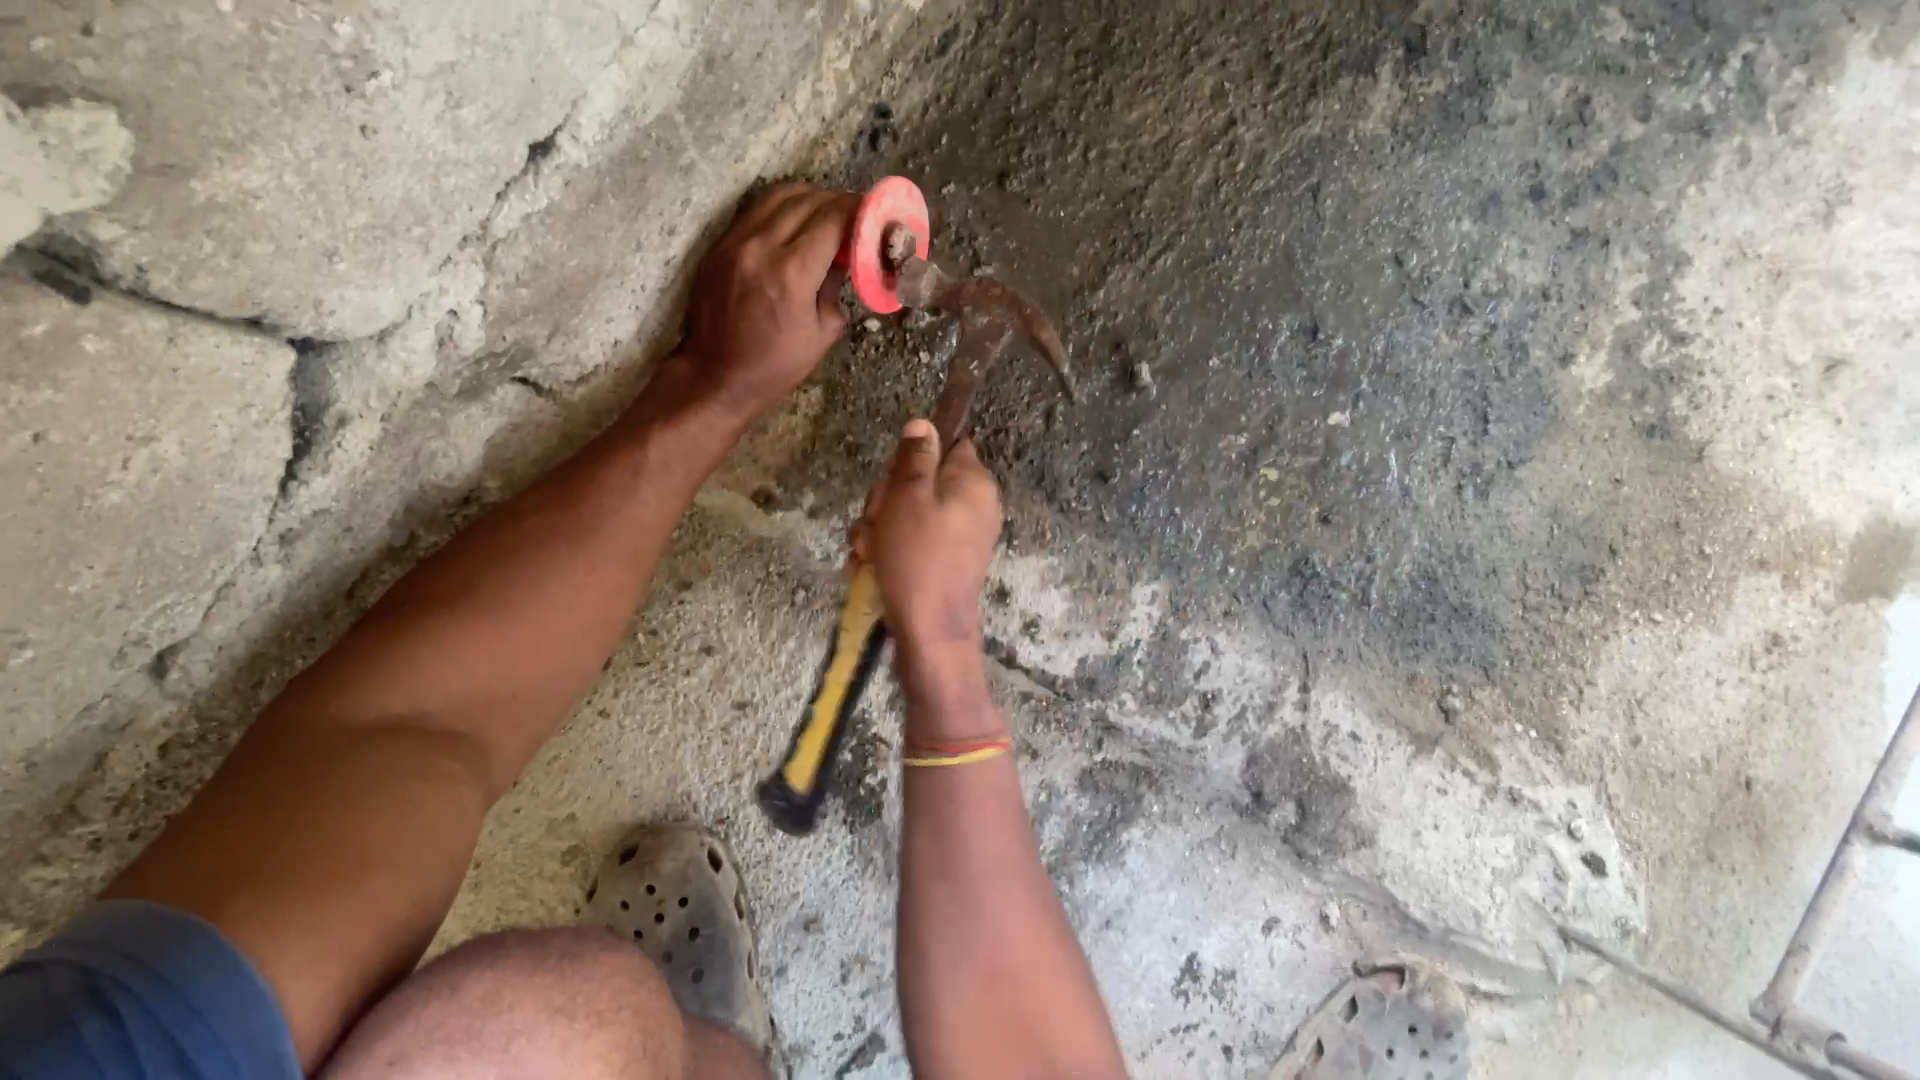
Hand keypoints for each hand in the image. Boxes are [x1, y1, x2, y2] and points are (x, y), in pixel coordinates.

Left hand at [680, 182, 857, 416]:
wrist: (715, 375)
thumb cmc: (774, 365)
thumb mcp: (822, 333)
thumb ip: (835, 285)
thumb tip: (844, 254)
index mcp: (791, 272)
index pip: (832, 218)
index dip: (858, 210)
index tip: (874, 214)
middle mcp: (761, 246)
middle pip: (808, 200)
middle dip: (838, 203)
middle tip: (855, 217)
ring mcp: (735, 241)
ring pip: (781, 195)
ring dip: (810, 198)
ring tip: (827, 216)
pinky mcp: (720, 244)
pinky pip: (757, 209)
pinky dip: (784, 207)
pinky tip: (797, 224)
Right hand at [858, 419, 1001, 664]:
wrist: (929, 631)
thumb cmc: (918, 558)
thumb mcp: (909, 497)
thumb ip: (915, 457)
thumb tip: (924, 423)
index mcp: (973, 482)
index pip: (946, 444)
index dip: (912, 457)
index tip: (894, 479)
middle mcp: (973, 504)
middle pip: (920, 480)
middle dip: (886, 499)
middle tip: (877, 521)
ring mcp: (959, 535)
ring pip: (906, 513)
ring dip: (879, 528)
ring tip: (868, 551)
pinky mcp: (944, 561)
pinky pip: (911, 541)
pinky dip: (888, 551)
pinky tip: (870, 566)